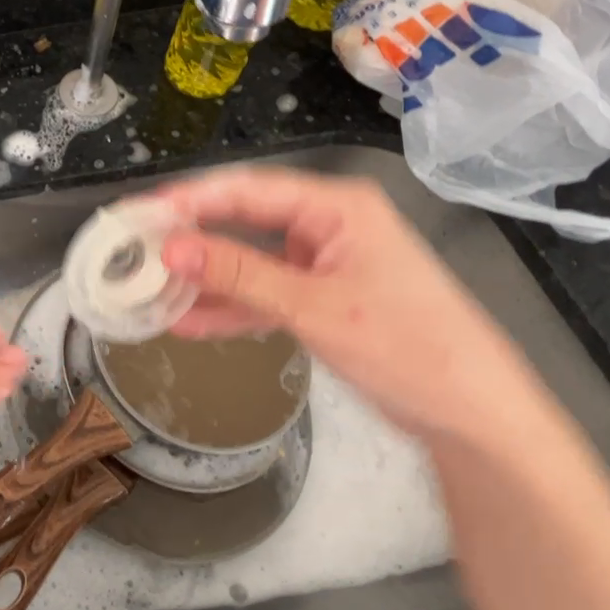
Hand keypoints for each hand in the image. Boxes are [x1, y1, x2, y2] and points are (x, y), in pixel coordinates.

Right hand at [156, 165, 539, 445]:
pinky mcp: (319, 300)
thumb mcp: (313, 307)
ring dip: (205, 279)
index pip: (248, 190)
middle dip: (191, 240)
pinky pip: (263, 295)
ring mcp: (322, 264)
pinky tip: (187, 321)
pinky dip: (230, 308)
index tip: (142, 213)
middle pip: (243, 222)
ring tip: (151, 288)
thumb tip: (168, 248)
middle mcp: (326, 226)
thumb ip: (238, 274)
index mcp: (336, 207)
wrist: (473, 418)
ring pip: (248, 262)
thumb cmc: (406, 345)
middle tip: (136, 248)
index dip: (191, 199)